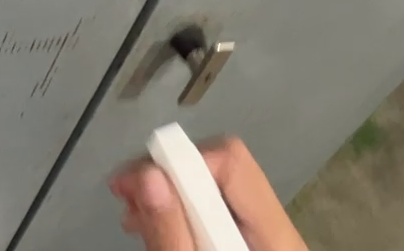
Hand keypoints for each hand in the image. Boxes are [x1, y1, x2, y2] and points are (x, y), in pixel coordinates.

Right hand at [109, 137, 306, 250]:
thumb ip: (172, 231)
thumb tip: (147, 172)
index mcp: (278, 236)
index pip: (231, 161)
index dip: (182, 162)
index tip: (137, 179)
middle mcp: (278, 229)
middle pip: (220, 170)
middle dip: (168, 176)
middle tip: (125, 195)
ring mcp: (266, 239)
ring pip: (214, 191)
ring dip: (169, 194)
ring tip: (132, 215)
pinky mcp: (249, 245)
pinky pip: (215, 214)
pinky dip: (181, 214)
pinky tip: (156, 226)